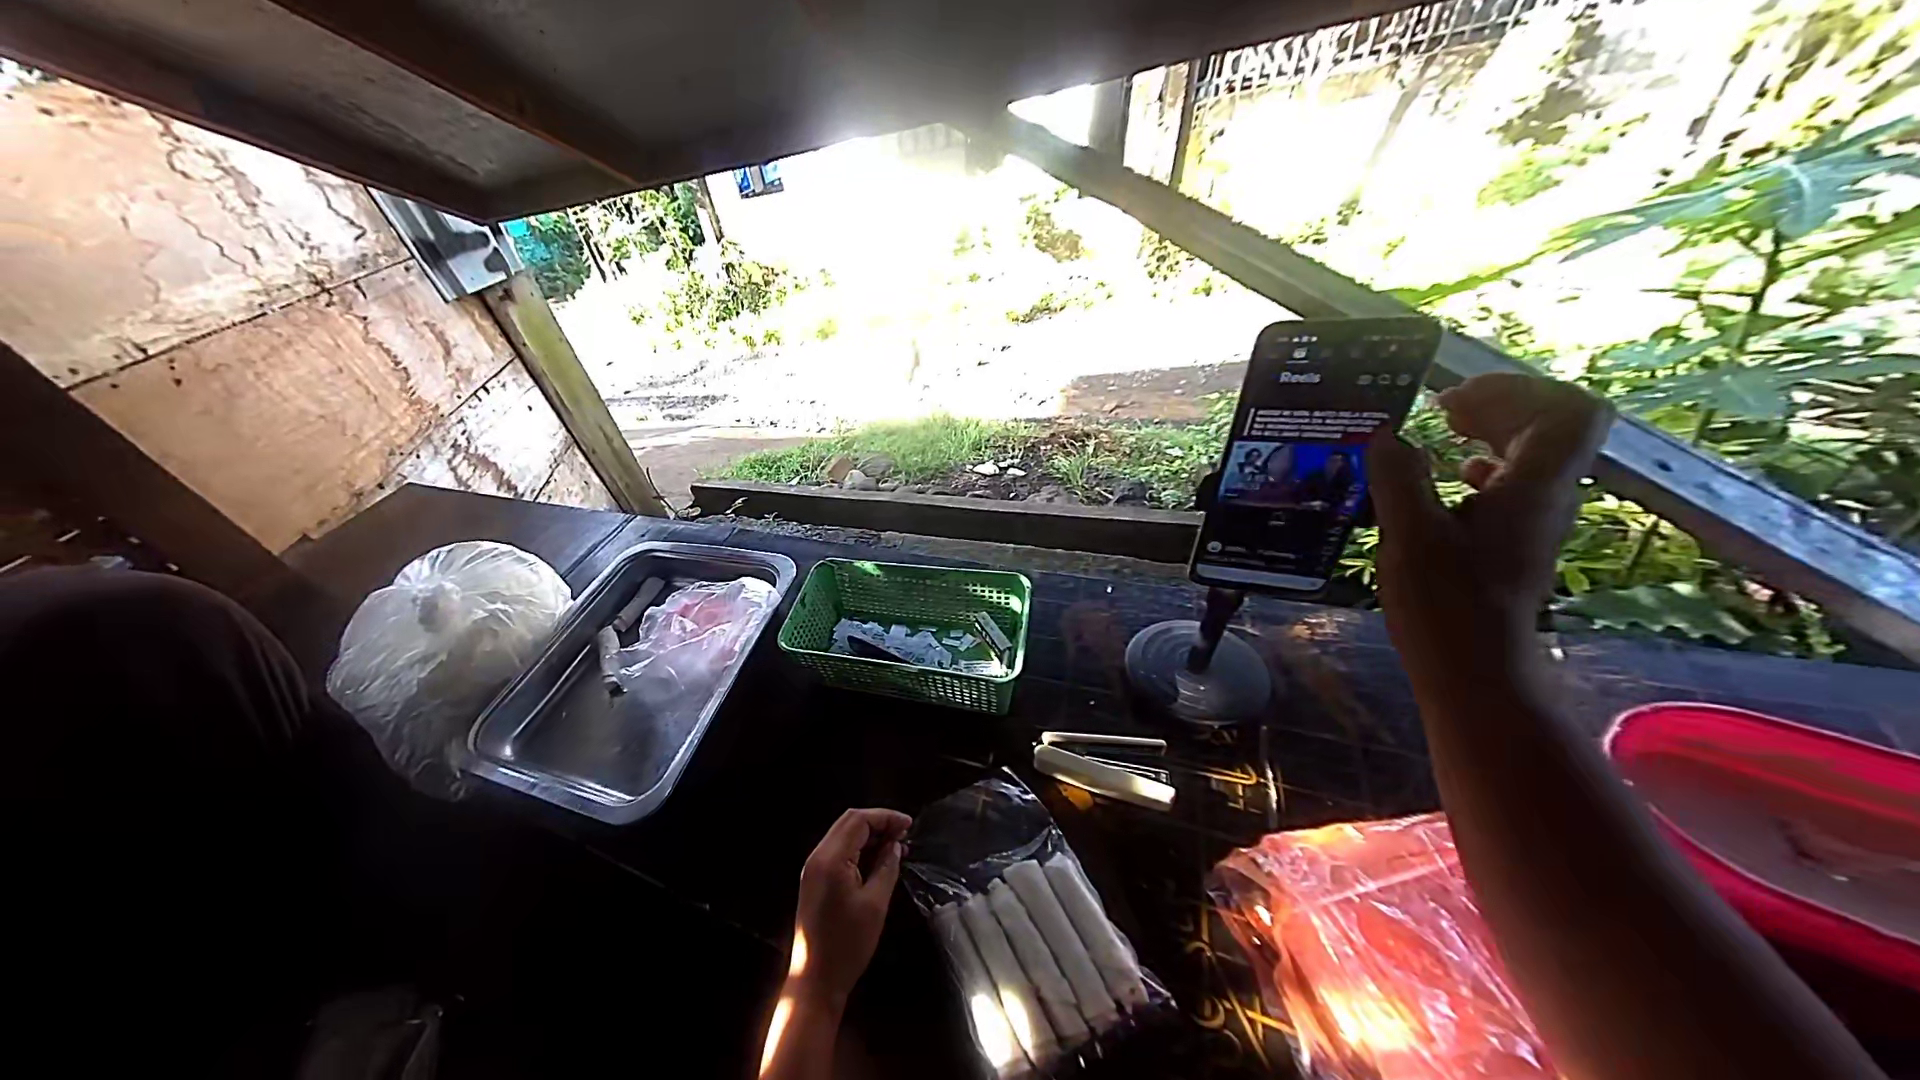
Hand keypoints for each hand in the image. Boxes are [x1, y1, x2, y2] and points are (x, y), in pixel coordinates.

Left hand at [789, 807, 912, 1011]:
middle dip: (878, 823)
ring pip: (843, 835)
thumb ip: (886, 867)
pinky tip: (877, 859)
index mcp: (830, 859)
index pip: (858, 820)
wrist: (815, 981)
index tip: (909, 825)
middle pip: (849, 822)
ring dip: (869, 835)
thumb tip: (894, 845)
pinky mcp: (814, 881)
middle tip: (903, 833)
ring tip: (895, 846)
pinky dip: (858, 849)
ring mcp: (813, 869)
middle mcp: (817, 857)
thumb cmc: (848, 944)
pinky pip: (838, 852)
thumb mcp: (875, 903)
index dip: (886, 817)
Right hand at [1366, 373, 1611, 690]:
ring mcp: (1531, 519)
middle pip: (1553, 424)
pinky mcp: (1510, 539)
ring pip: (1533, 451)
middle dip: (1501, 403)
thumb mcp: (1410, 537)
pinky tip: (1450, 473)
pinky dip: (1483, 462)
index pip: (1564, 411)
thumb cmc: (1445, 605)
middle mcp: (1544, 498)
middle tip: (1442, 407)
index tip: (1451, 399)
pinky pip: (1512, 481)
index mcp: (1531, 490)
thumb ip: (1399, 479)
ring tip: (1442, 428)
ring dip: (1492, 429)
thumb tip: (1386, 435)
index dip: (1513, 391)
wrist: (1473, 668)